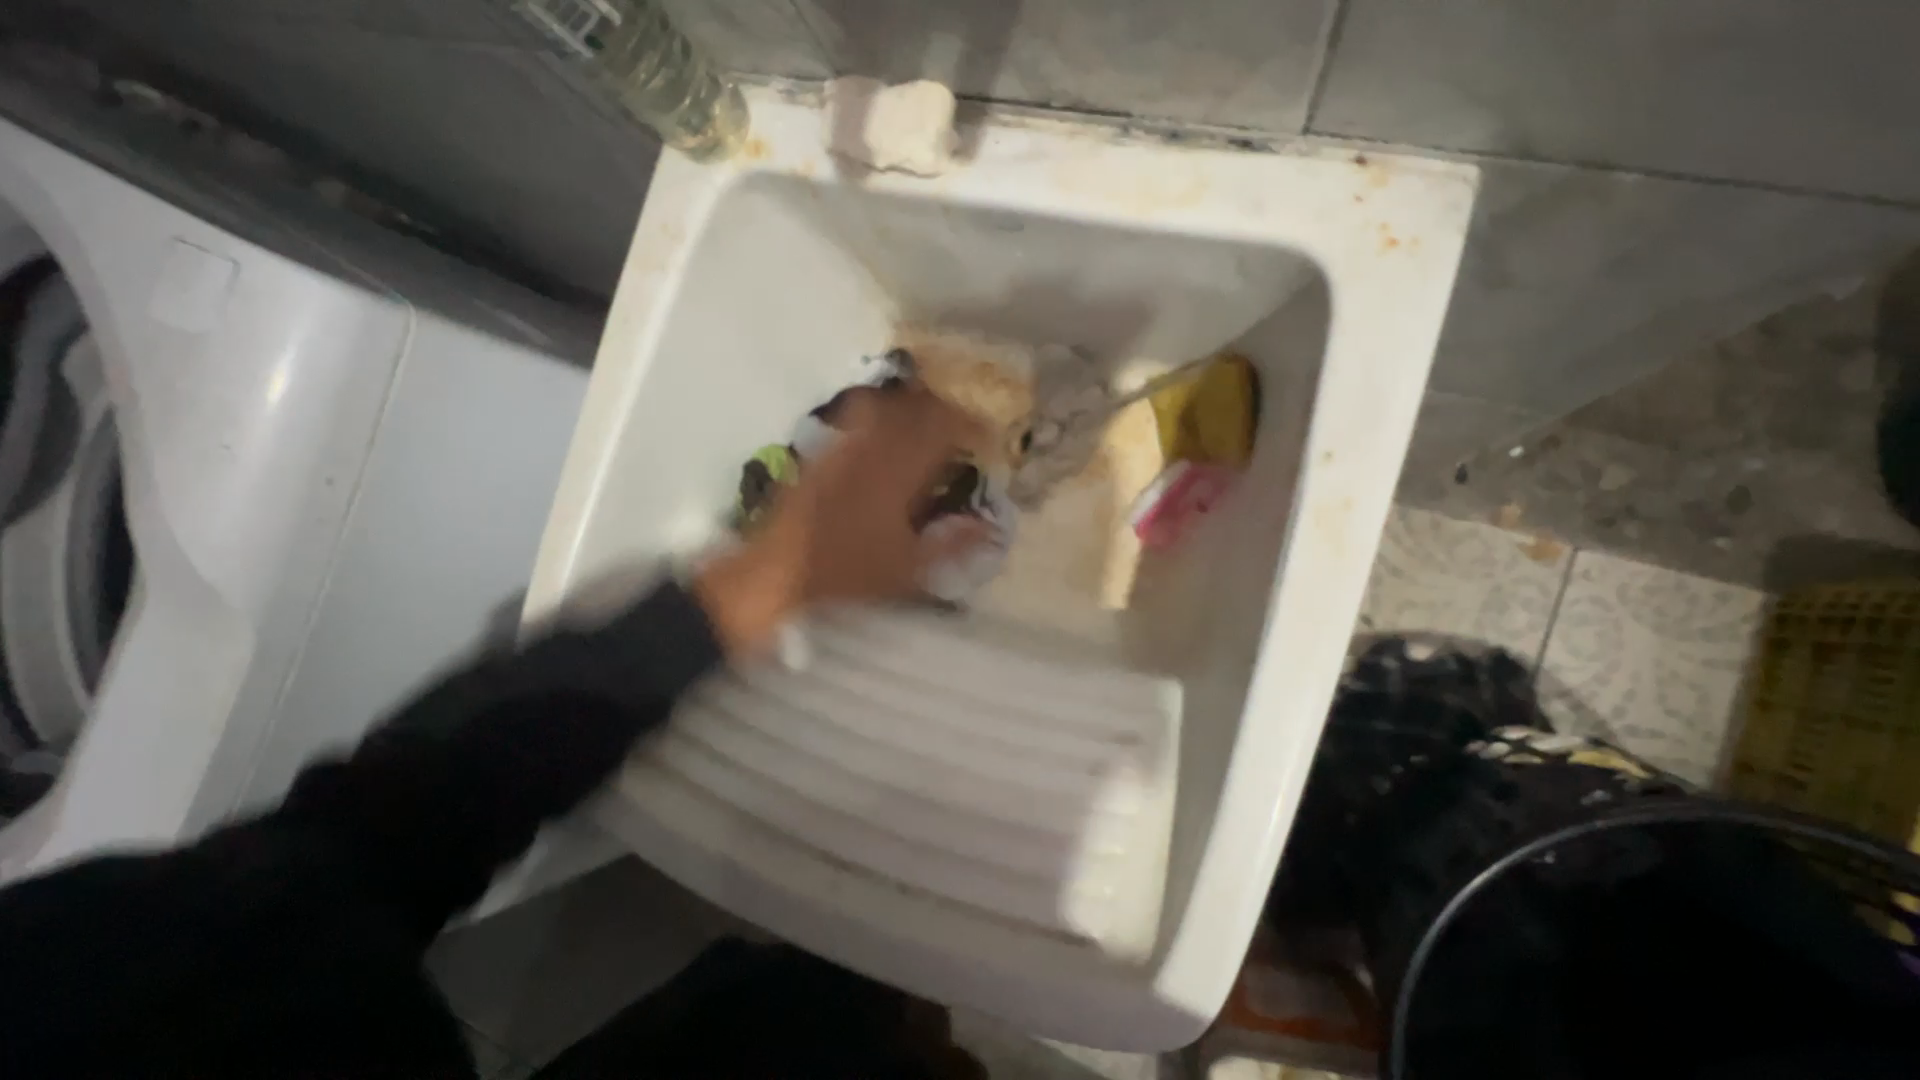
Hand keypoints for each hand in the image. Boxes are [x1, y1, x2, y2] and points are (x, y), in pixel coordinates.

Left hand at [694, 385, 984, 653]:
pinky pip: (852, 420)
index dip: (970, 424)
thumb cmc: (847, 575)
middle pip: (911, 406)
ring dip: (907, 408)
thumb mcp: (909, 569)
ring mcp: (840, 447)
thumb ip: (954, 544)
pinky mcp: (818, 455)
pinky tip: (880, 439)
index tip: (987, 436)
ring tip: (923, 423)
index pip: (943, 427)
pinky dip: (875, 419)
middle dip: (940, 408)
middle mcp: (870, 448)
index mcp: (898, 471)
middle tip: (959, 424)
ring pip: (881, 406)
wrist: (776, 576)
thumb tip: (989, 528)